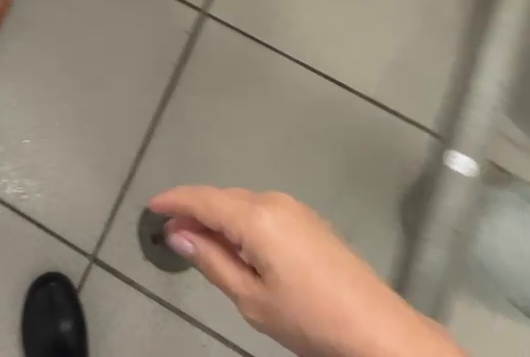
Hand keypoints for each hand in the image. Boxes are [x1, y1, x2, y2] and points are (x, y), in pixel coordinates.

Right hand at [149, 187, 463, 356]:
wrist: (379, 331)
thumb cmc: (310, 319)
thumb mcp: (251, 299)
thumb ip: (211, 261)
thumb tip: (179, 234)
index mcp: (256, 218)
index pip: (202, 199)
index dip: (174, 201)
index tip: (151, 208)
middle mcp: (274, 202)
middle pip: (222, 198)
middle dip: (195, 210)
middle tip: (172, 234)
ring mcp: (295, 208)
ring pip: (242, 203)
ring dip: (219, 216)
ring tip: (202, 243)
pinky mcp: (310, 220)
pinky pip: (262, 210)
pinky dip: (241, 221)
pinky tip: (238, 245)